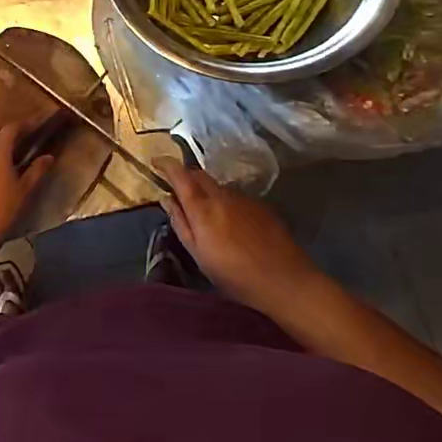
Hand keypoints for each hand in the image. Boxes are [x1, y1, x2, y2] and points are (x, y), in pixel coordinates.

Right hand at [154, 158, 325, 312]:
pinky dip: (225, 203)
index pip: (180, 174)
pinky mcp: (261, 206)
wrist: (285, 280)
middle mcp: (223, 195)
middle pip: (199, 175)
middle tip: (177, 190)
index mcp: (202, 207)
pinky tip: (230, 225)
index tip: (156, 162)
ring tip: (205, 214)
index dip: (166, 164)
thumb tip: (166, 199)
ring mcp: (244, 198)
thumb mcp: (199, 254)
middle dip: (185, 176)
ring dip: (206, 192)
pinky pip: (235, 197)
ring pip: (218, 187)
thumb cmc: (234, 275)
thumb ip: (181, 223)